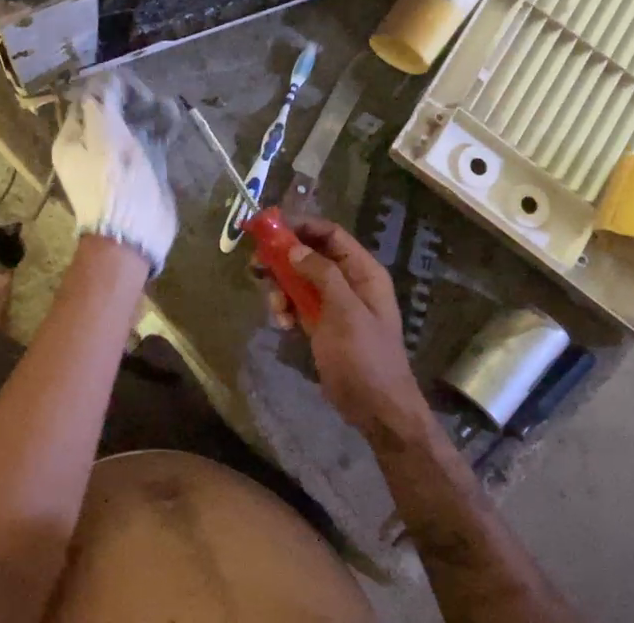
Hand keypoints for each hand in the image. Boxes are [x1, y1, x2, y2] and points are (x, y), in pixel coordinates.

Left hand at [51, 73, 181, 276]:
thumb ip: (103, 103)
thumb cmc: (112, 181)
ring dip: (151, 109)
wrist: (132, 233)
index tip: (129, 87)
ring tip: (165, 110)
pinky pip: (152, 138)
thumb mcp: (103, 135)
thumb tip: (105, 79)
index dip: (107, 88)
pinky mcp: (144, 167)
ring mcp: (120, 157)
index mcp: (73, 139)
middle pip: (113, 108)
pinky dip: (162, 126)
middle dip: (133, 98)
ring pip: (135, 121)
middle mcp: (94, 145)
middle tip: (147, 101)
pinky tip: (172, 118)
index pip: (86, 100)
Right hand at [260, 216, 428, 435]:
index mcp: (362, 272)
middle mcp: (348, 282)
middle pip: (308, 254)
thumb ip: (321, 274)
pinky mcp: (320, 324)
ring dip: (280, 289)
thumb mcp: (345, 312)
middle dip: (282, 258)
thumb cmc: (366, 356)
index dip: (300, 225)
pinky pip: (296, 304)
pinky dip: (285, 309)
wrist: (376, 408)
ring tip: (275, 308)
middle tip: (256, 266)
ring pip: (297, 279)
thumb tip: (293, 247)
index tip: (268, 227)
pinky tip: (281, 325)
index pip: (329, 234)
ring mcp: (333, 304)